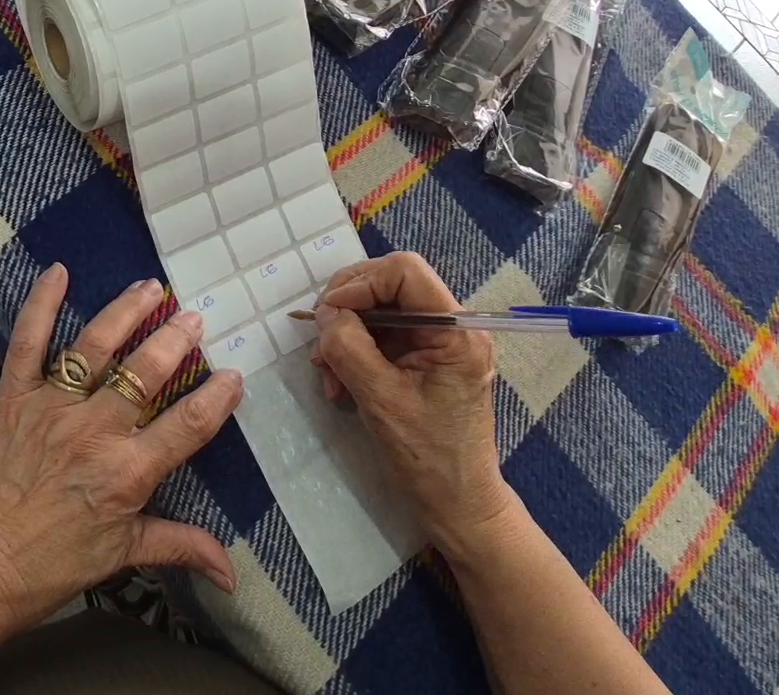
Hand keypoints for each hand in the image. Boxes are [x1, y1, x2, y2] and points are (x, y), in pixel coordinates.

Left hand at [0, 264, 244, 647]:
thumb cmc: (49, 565)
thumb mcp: (119, 556)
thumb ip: (179, 546)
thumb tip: (232, 572)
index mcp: (126, 473)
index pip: (186, 427)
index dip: (215, 399)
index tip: (234, 375)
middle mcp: (93, 431)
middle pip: (144, 375)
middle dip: (174, 341)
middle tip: (194, 317)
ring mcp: (51, 407)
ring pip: (95, 348)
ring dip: (125, 313)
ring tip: (149, 289)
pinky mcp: (14, 395)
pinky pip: (29, 342)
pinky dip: (41, 304)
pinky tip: (58, 272)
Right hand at [310, 252, 516, 553]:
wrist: (458, 507)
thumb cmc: (427, 457)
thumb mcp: (379, 398)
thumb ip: (349, 347)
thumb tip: (326, 314)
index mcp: (455, 331)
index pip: (404, 272)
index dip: (360, 282)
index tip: (329, 313)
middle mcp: (451, 328)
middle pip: (389, 285)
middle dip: (348, 308)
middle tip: (321, 338)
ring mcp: (437, 344)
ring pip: (379, 311)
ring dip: (345, 334)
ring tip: (327, 372)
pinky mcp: (423, 361)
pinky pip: (381, 338)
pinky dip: (354, 352)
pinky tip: (339, 382)